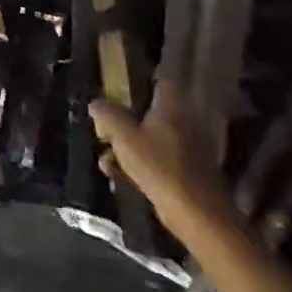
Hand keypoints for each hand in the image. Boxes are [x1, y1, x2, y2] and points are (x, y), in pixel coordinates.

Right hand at [90, 80, 234, 240]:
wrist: (195, 211)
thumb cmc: (158, 166)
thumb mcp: (124, 137)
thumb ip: (108, 116)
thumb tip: (96, 102)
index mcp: (172, 107)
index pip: (161, 80)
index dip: (141, 80)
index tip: (120, 86)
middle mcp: (184, 121)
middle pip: (153, 110)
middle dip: (127, 118)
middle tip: (105, 125)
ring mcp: (188, 146)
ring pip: (152, 136)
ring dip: (128, 144)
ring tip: (106, 158)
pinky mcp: (187, 169)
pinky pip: (158, 157)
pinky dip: (139, 162)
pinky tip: (117, 174)